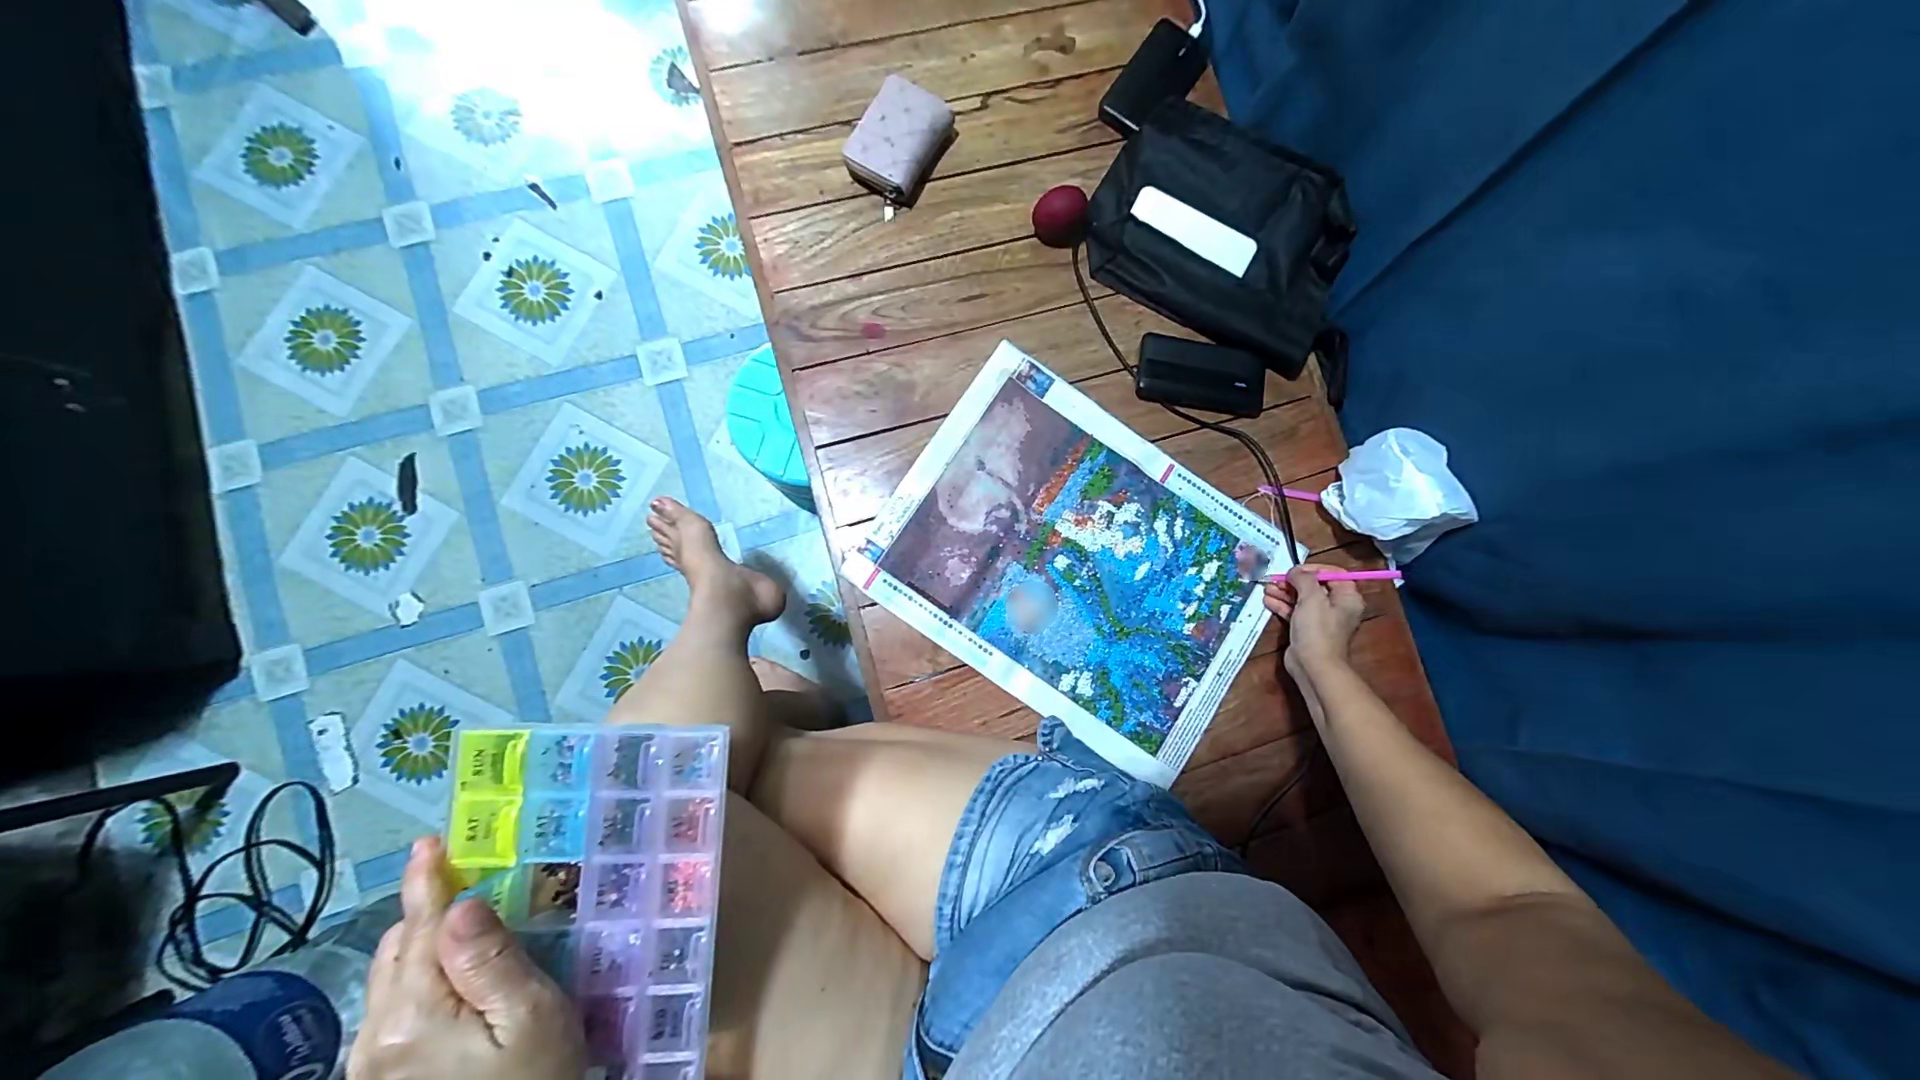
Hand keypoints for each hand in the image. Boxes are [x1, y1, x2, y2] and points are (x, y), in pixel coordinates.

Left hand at [348, 837, 586, 1079]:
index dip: (426, 882)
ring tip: (469, 919)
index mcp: (411, 1019)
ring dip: (425, 941)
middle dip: (428, 911)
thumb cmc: (536, 1079)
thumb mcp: (531, 1016)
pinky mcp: (381, 1077)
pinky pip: (395, 1005)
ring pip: (392, 978)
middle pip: (396, 951)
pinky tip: (458, 973)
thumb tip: (462, 905)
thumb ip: (490, 962)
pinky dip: (423, 973)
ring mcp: (370, 1065)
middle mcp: (373, 1040)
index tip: (430, 842)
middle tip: (471, 875)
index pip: (417, 932)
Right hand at [1264, 562, 1364, 696]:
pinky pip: (1295, 611)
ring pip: (1302, 599)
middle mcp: (1337, 607)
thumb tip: (1295, 571)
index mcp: (1347, 597)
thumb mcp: (1311, 598)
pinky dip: (1282, 605)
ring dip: (1284, 592)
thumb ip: (1303, 579)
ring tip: (1266, 588)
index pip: (1333, 574)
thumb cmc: (1317, 629)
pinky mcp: (1307, 629)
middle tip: (1275, 579)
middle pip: (1314, 586)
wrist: (1313, 665)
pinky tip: (1268, 600)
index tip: (1294, 570)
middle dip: (1293, 581)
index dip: (1313, 569)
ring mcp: (1321, 619)